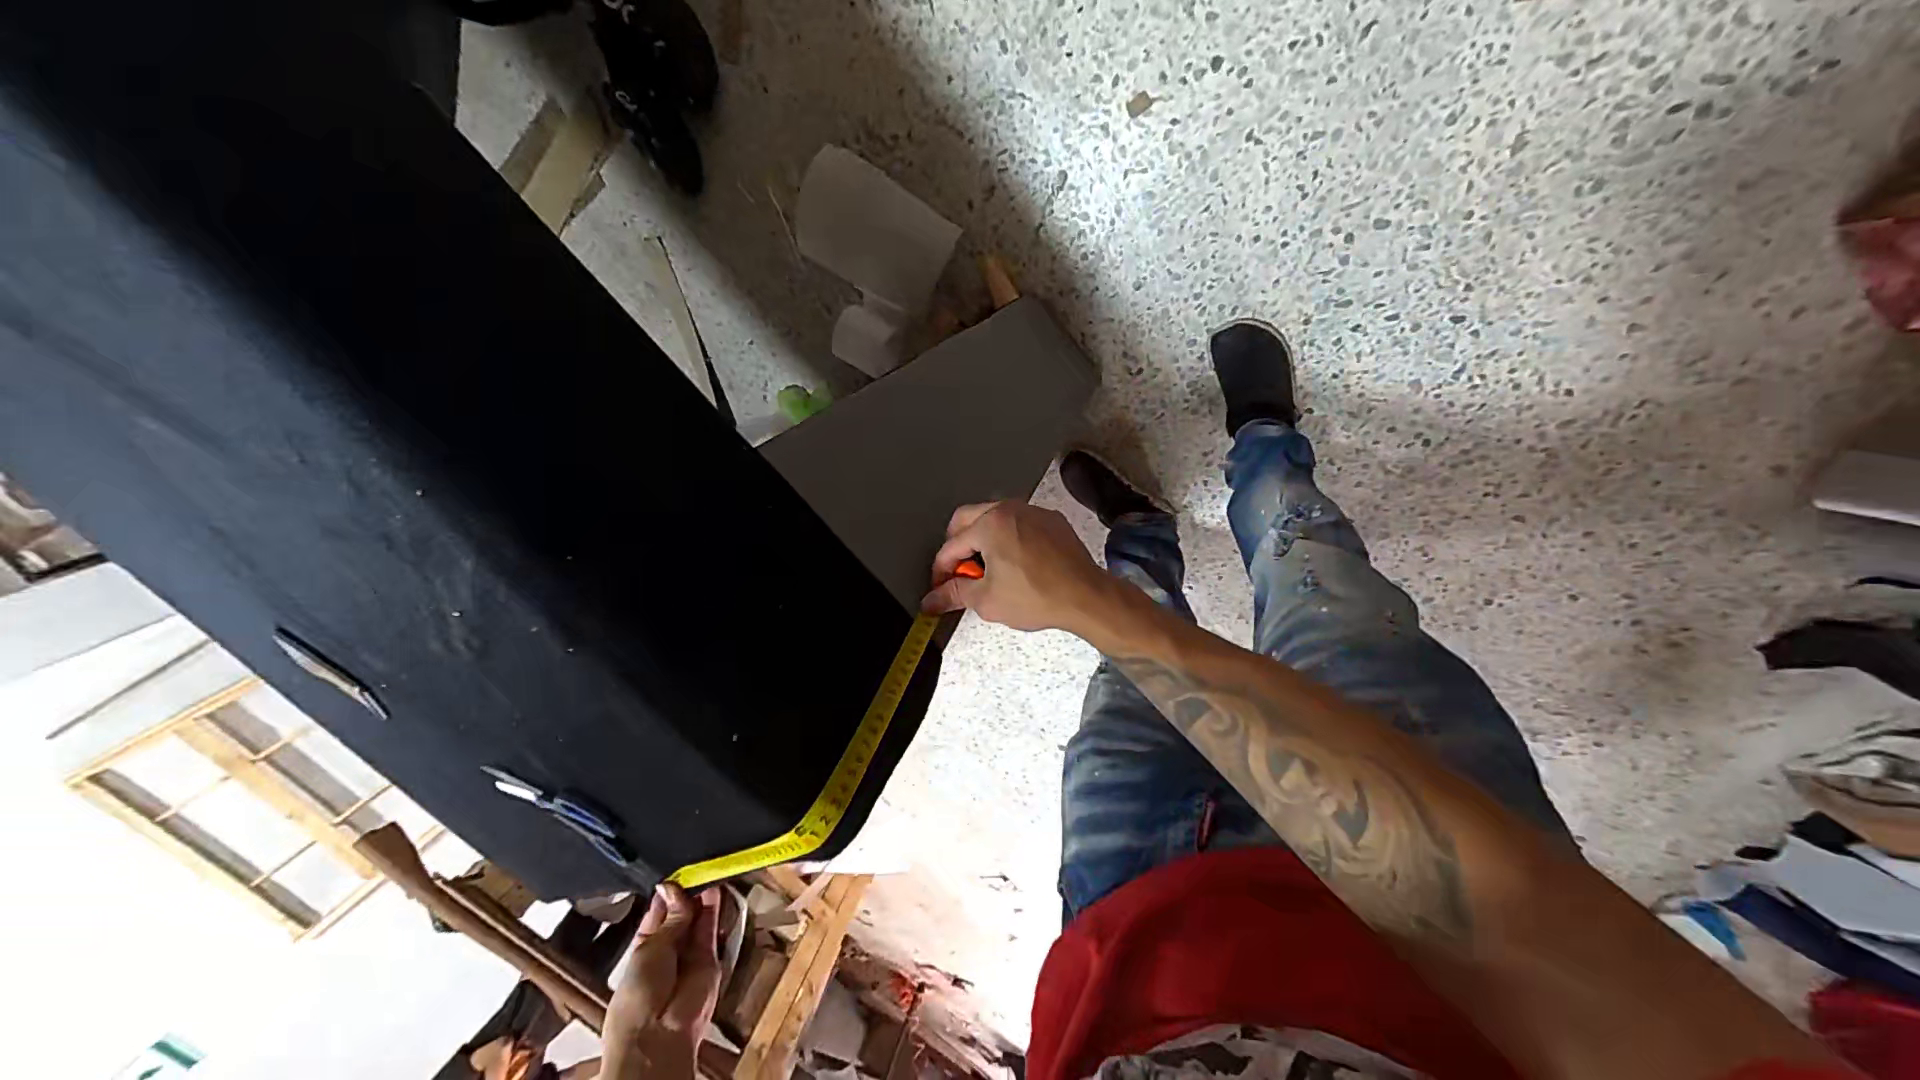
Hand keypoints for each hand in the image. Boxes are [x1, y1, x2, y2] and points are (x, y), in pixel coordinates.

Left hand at [602, 885, 720, 1079]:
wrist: (659, 1035)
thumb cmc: (638, 999)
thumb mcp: (649, 950)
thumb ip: (669, 919)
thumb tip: (672, 888)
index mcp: (644, 948)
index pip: (658, 913)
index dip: (666, 893)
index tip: (675, 873)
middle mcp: (669, 950)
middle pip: (681, 913)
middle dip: (686, 893)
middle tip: (692, 870)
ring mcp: (690, 955)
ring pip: (698, 919)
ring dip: (701, 898)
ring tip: (705, 872)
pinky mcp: (710, 959)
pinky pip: (712, 930)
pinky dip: (714, 909)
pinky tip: (714, 888)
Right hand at [919, 501, 1117, 633]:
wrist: (1085, 597)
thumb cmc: (1041, 596)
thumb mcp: (987, 601)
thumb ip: (954, 594)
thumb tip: (933, 599)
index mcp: (990, 525)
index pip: (951, 546)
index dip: (941, 570)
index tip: (940, 587)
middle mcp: (1010, 510)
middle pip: (967, 520)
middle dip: (957, 547)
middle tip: (958, 573)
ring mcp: (1033, 512)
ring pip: (993, 517)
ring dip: (981, 539)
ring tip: (985, 569)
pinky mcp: (1051, 521)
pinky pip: (1019, 523)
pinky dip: (1008, 538)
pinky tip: (1012, 563)